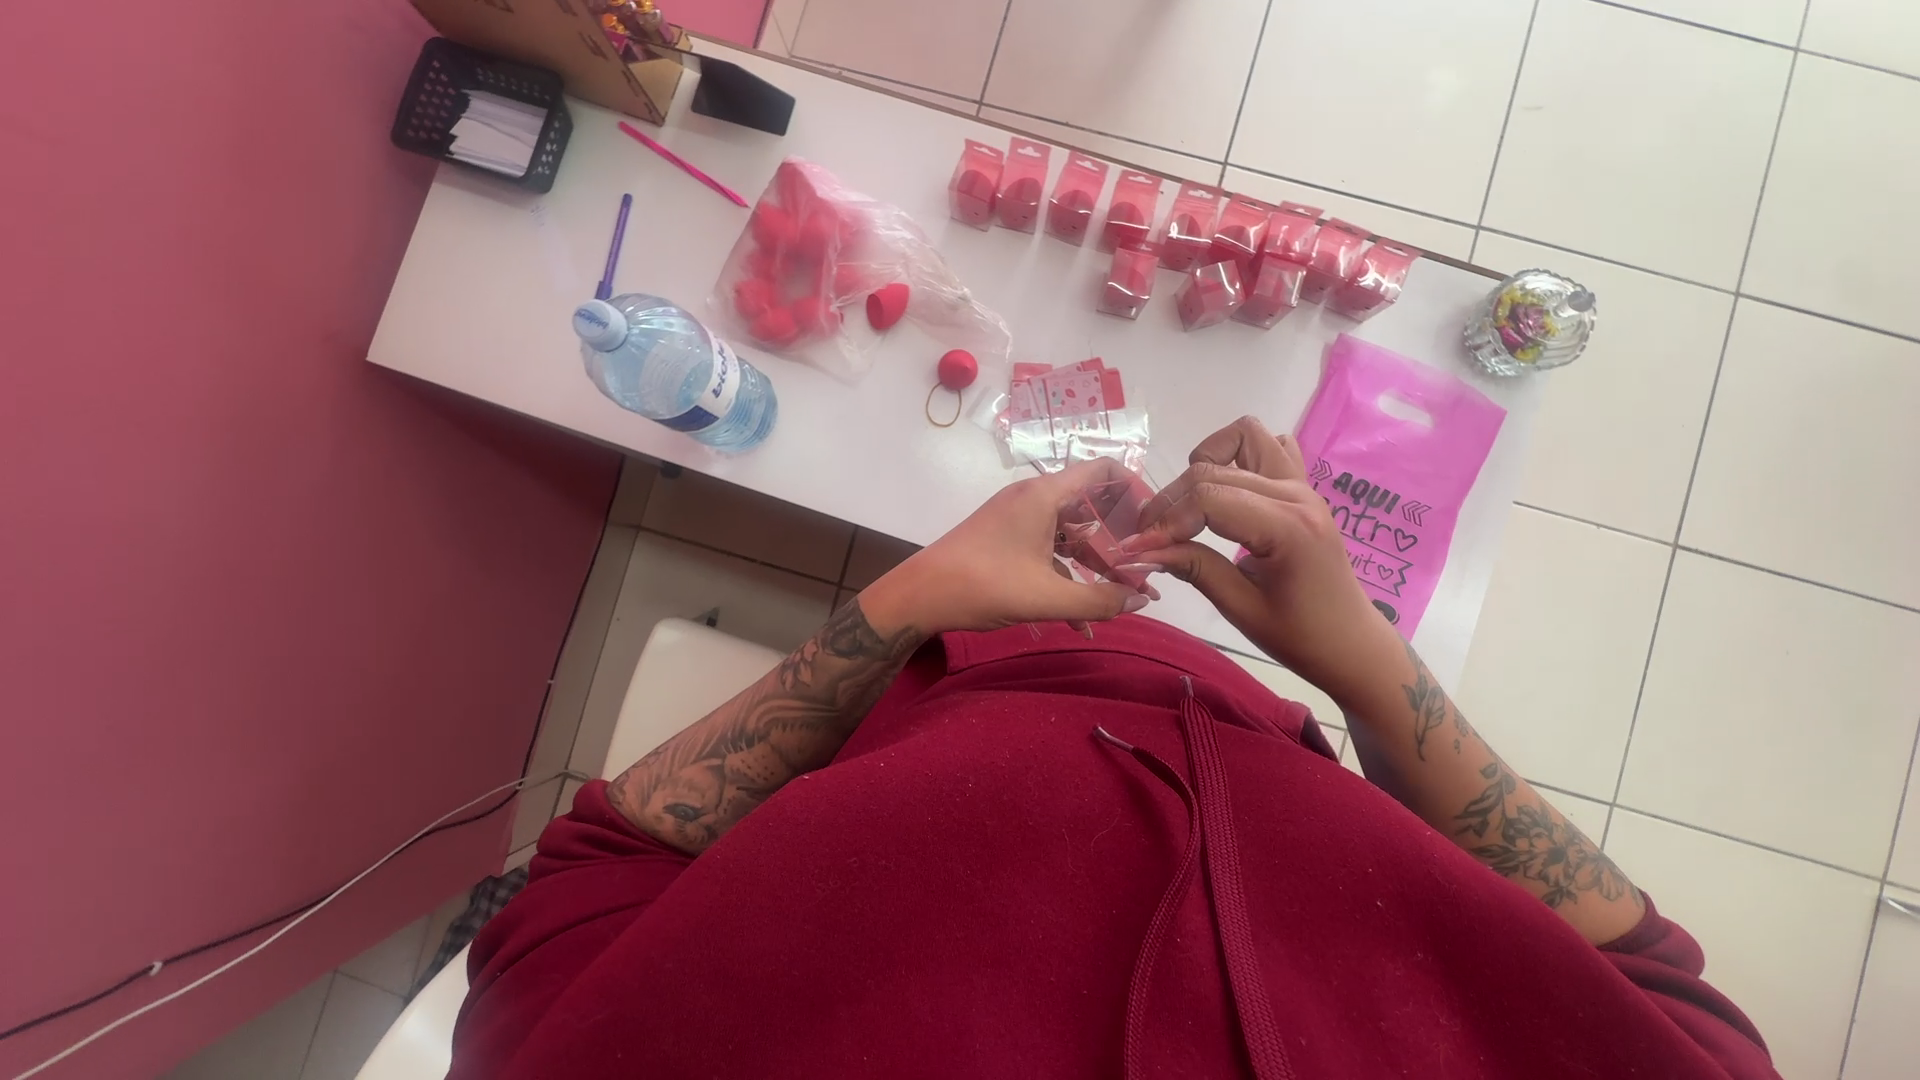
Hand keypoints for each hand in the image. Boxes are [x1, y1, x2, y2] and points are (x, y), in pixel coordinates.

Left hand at [863, 458, 1156, 637]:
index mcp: (1044, 494)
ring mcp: (1017, 519)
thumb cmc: (984, 585)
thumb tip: (1143, 599)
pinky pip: (1047, 552)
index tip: (1155, 520)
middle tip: (1146, 566)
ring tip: (1121, 595)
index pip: (1102, 469)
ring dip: (1094, 565)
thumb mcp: (1047, 597)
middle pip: (1090, 506)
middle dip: (1120, 538)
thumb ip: (1100, 599)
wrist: (920, 596)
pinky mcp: (1006, 540)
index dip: (1135, 489)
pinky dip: (1065, 578)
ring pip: (1070, 534)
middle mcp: (1032, 498)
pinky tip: (1080, 621)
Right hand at [1122, 416, 1400, 704]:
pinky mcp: (1300, 488)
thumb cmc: (1299, 635)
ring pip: (1244, 436)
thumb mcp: (1240, 608)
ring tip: (1189, 505)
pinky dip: (1236, 456)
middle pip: (1213, 470)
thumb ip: (1193, 568)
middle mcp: (1297, 495)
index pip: (1208, 500)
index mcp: (1288, 527)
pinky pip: (1269, 446)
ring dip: (1206, 462)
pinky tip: (1222, 493)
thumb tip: (1141, 550)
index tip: (1136, 549)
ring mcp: (1302, 486)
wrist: (1351, 644)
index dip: (1164, 522)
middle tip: (1149, 537)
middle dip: (1172, 501)